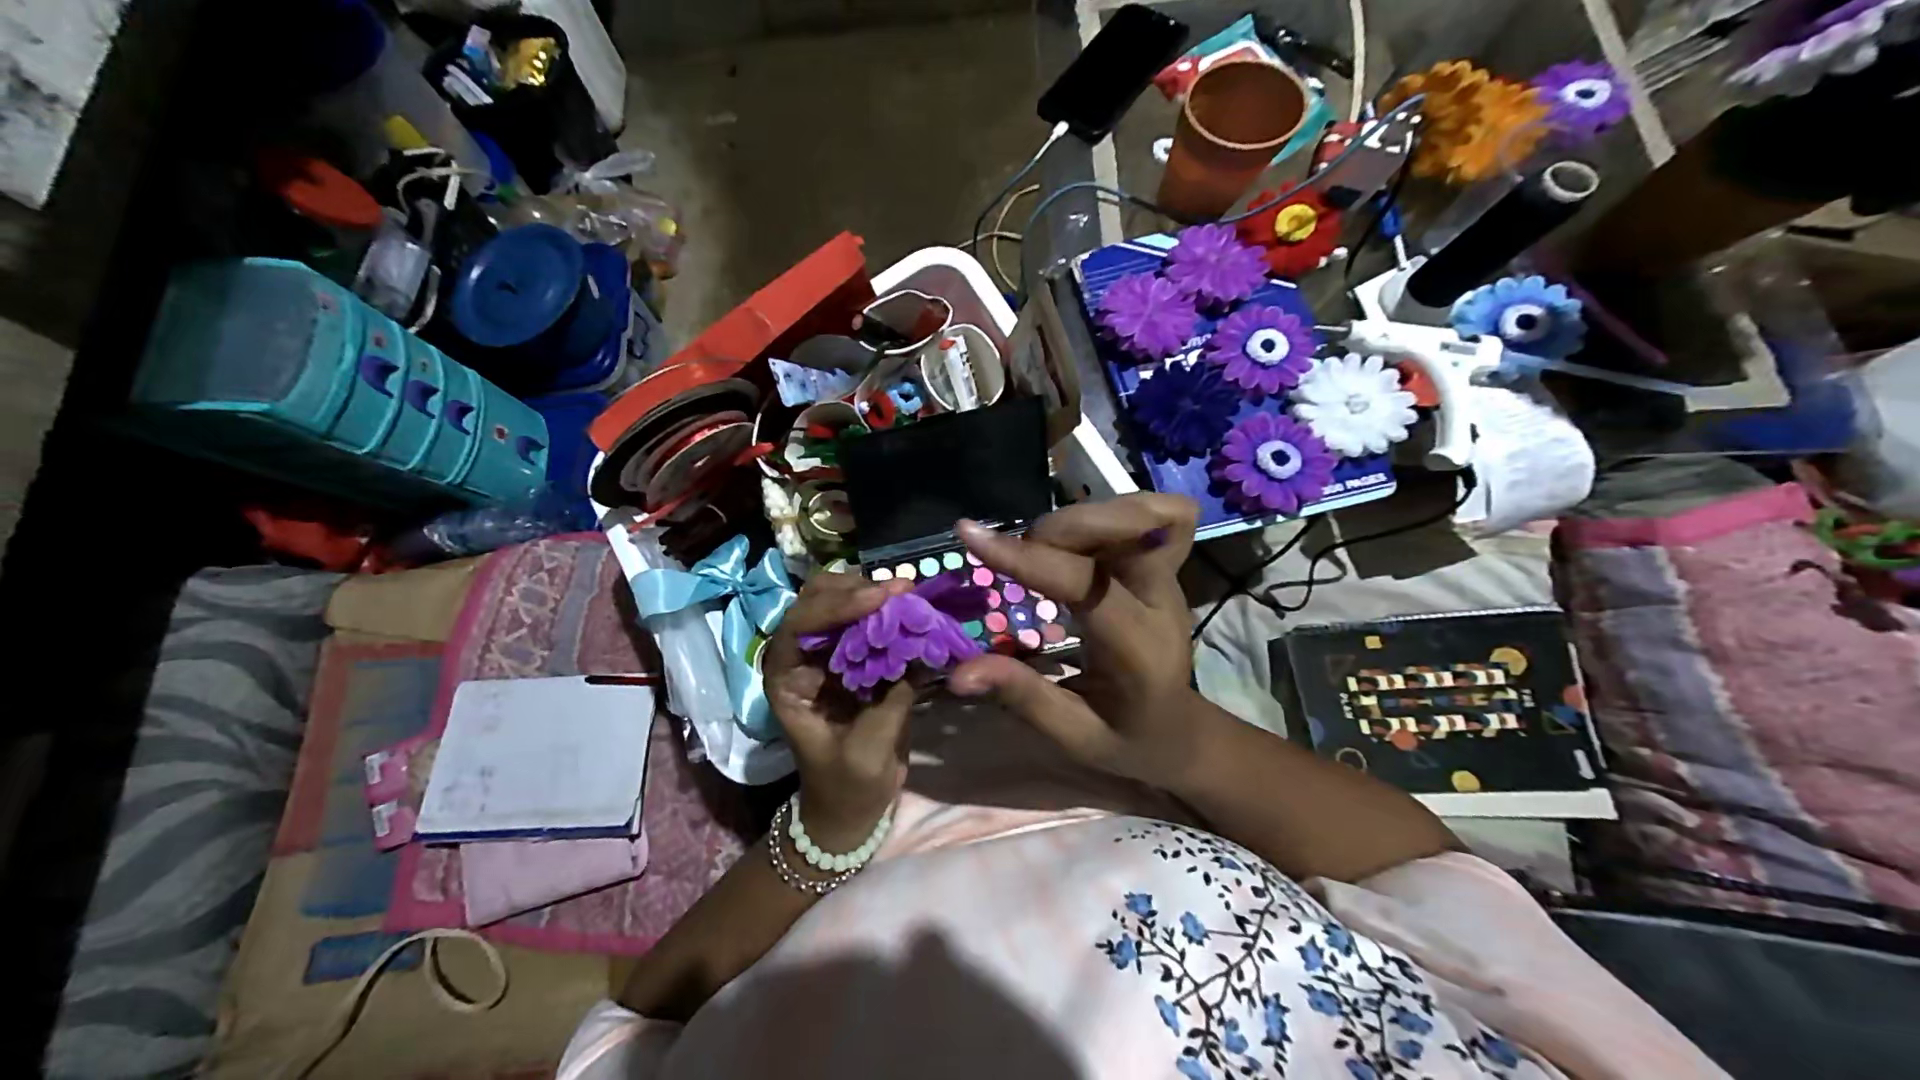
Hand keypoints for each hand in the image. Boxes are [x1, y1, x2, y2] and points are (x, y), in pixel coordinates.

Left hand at [765, 570, 916, 850]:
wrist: (852, 808)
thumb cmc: (847, 786)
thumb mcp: (868, 749)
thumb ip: (891, 698)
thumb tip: (922, 650)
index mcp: (787, 679)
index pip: (800, 625)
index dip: (837, 606)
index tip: (880, 598)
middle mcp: (803, 658)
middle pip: (817, 601)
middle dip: (858, 589)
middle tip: (902, 588)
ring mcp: (830, 656)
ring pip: (842, 603)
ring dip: (874, 593)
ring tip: (910, 593)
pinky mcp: (857, 660)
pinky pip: (870, 623)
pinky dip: (891, 612)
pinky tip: (916, 609)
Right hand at [948, 494, 1211, 788]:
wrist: (1181, 731)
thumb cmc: (1127, 739)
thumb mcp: (1074, 735)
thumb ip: (1023, 697)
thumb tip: (958, 673)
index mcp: (1137, 648)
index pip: (1085, 582)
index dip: (1026, 556)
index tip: (970, 536)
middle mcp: (1161, 599)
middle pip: (1125, 528)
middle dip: (1059, 528)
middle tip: (1017, 555)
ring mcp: (1169, 576)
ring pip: (1140, 512)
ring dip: (1082, 516)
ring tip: (1042, 545)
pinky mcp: (1167, 565)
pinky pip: (1155, 514)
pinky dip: (1115, 510)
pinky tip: (1083, 532)